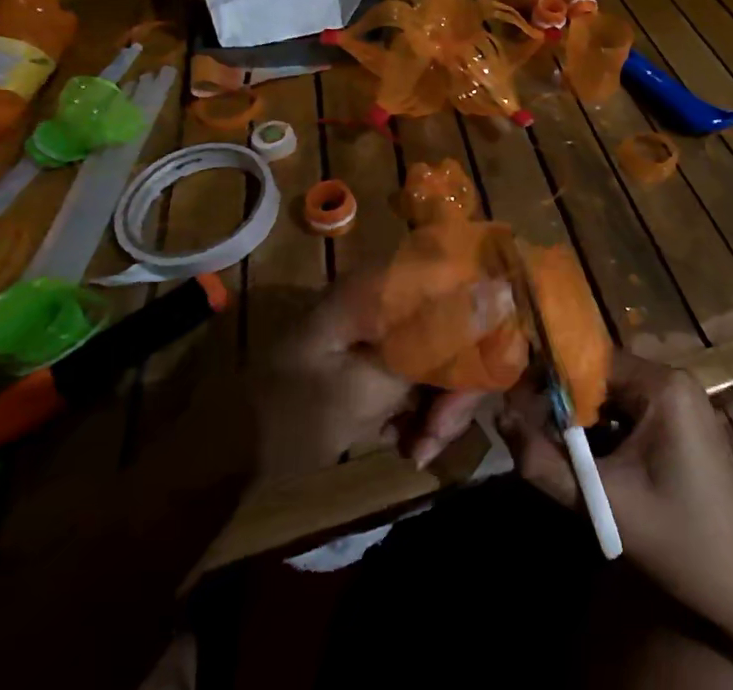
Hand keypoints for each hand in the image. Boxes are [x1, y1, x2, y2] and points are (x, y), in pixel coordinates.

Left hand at [251, 274, 483, 480]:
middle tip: (438, 434)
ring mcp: (382, 328)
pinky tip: (408, 445)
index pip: (463, 282)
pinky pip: (421, 377)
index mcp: (380, 288)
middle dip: (459, 386)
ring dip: (441, 408)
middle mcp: (386, 298)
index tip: (486, 383)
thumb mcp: (369, 386)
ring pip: (444, 358)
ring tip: (419, 450)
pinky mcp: (378, 357)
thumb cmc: (293, 415)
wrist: (232, 450)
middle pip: (457, 326)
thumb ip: (435, 342)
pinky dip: (421, 413)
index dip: (488, 328)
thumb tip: (499, 290)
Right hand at [500, 351, 732, 622]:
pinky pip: (622, 412)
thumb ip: (541, 460)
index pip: (584, 359)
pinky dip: (597, 431)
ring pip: (604, 394)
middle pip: (593, 375)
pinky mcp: (676, 423)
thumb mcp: (600, 501)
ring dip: (575, 419)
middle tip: (525, 431)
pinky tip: (582, 460)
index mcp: (660, 386)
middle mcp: (670, 380)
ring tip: (548, 447)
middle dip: (557, 402)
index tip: (513, 405)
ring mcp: (677, 401)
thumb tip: (497, 416)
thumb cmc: (679, 539)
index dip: (544, 379)